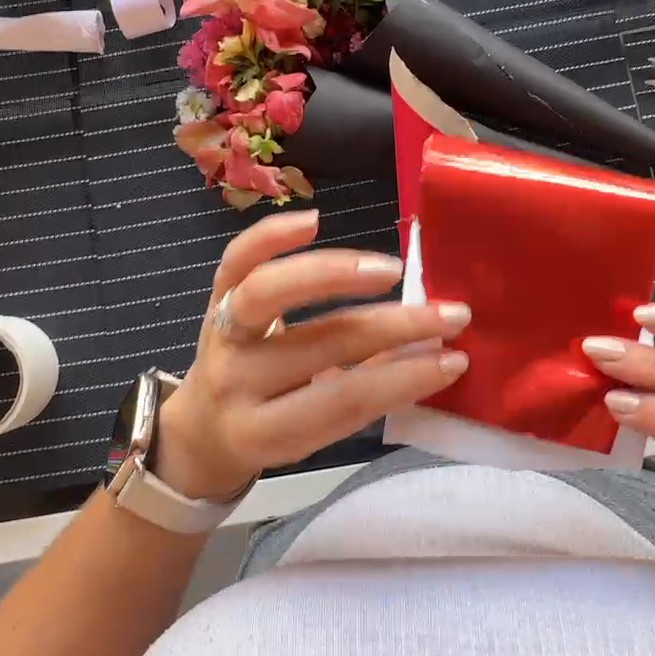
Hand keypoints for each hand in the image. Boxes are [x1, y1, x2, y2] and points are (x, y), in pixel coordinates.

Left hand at [154, 209, 472, 501]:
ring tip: (392, 270)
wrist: (200, 430)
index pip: (342, 401)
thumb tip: (429, 352)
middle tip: (448, 314)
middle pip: (320, 343)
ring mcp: (219, 335)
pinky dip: (270, 236)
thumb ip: (360, 395)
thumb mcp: (309, 436)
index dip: (402, 380)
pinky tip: (314, 219)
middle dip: (393, 326)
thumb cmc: (270, 432)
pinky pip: (235, 260)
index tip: (454, 359)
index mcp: (263, 432)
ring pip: (270, 292)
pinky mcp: (211, 299)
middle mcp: (235, 382)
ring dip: (337, 275)